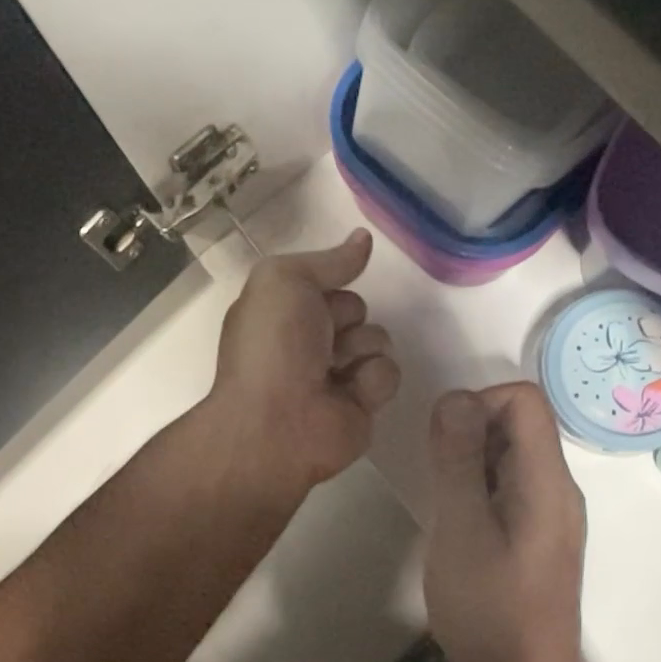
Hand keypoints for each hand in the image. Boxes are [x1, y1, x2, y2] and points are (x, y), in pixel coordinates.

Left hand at [205, 229, 400, 498]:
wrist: (276, 423)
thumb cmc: (272, 346)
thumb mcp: (284, 280)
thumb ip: (328, 260)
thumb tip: (363, 238)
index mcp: (285, 312)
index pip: (329, 283)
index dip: (328, 287)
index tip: (314, 299)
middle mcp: (310, 341)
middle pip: (357, 309)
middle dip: (346, 318)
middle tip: (322, 340)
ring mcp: (339, 374)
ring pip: (379, 339)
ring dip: (359, 349)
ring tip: (332, 371)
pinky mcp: (364, 404)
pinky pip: (388, 374)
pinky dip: (370, 381)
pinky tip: (347, 395)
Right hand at [424, 383, 587, 661]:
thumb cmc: (489, 610)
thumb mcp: (461, 530)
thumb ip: (458, 461)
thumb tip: (455, 396)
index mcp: (548, 482)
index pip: (526, 400)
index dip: (479, 402)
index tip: (443, 441)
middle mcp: (559, 490)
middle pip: (520, 423)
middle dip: (470, 431)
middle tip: (437, 477)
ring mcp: (551, 514)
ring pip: (511, 454)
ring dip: (471, 460)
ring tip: (444, 503)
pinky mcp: (538, 535)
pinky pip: (510, 485)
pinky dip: (479, 485)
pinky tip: (458, 522)